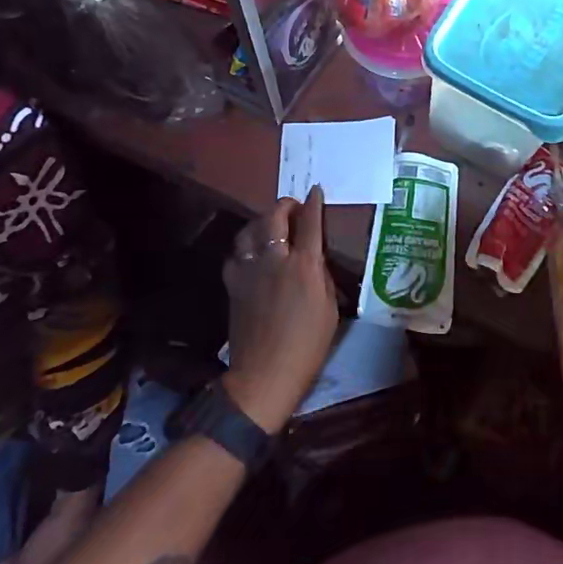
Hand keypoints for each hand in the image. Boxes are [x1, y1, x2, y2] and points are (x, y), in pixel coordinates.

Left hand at [220, 189, 336, 430]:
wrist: (265, 373)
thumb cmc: (309, 344)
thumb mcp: (329, 307)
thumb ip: (321, 276)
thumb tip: (314, 260)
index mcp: (305, 266)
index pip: (310, 224)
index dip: (314, 204)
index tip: (315, 190)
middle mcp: (275, 261)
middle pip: (273, 219)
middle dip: (283, 206)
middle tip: (292, 205)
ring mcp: (249, 272)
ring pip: (248, 233)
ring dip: (260, 222)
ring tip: (270, 225)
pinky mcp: (232, 286)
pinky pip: (235, 256)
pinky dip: (244, 248)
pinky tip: (250, 254)